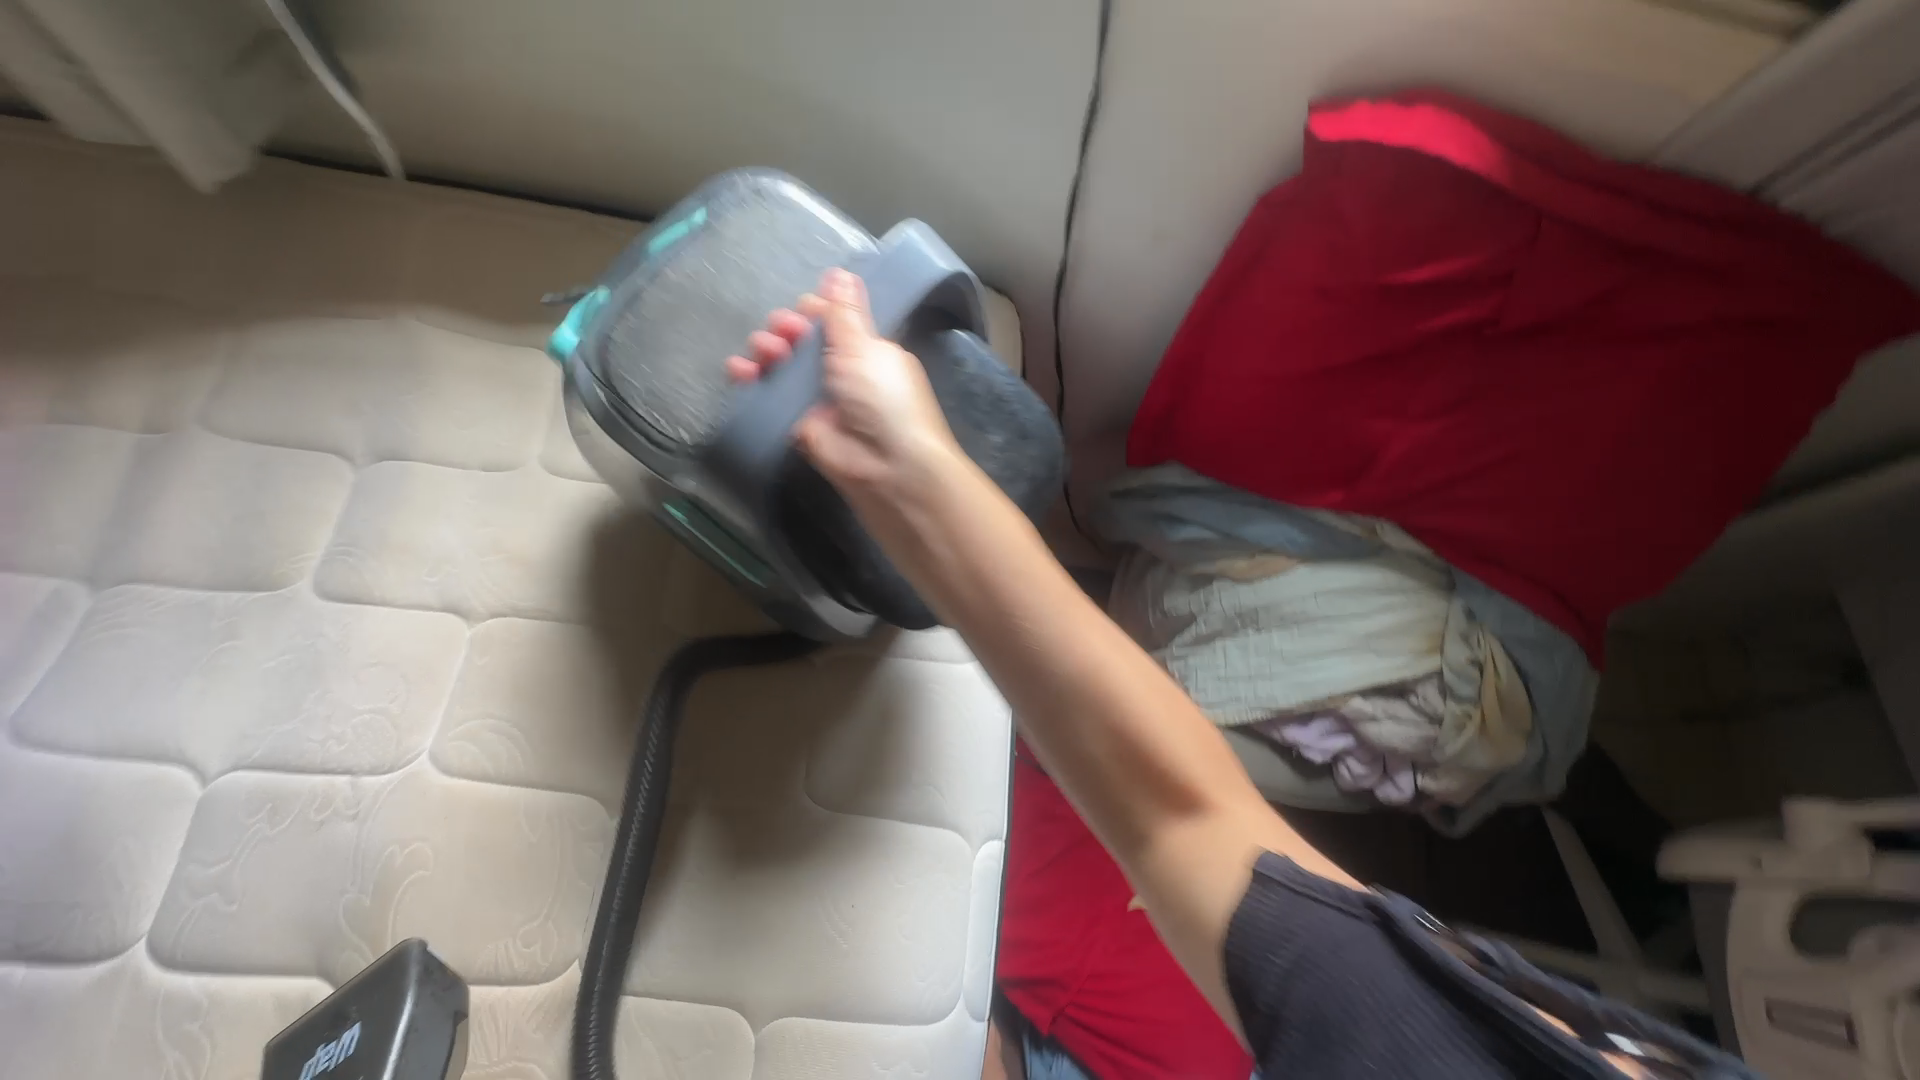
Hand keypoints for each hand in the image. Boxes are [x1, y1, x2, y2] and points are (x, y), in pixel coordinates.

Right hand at [728, 268, 960, 500]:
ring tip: (766, 350)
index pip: (835, 321)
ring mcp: (819, 400)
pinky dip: (749, 380)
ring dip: (768, 349)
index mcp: (868, 350)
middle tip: (786, 331)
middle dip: (788, 328)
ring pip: (782, 366)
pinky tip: (738, 370)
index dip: (816, 310)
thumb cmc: (884, 398)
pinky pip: (768, 397)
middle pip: (803, 340)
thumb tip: (841, 272)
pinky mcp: (797, 426)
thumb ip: (845, 313)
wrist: (887, 466)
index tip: (807, 307)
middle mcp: (844, 373)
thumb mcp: (865, 347)